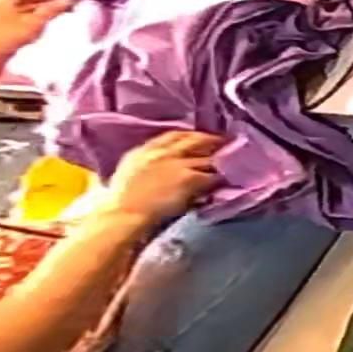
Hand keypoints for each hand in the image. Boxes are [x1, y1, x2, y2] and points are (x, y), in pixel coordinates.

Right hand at [103, 131, 223, 220]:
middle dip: (216, 144)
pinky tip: (218, 186)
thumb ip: (153, 161)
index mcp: (142, 152)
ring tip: (222, 173)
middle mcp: (161, 154)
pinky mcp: (191, 178)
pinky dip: (219, 181)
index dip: (196, 136)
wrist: (124, 216)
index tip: (208, 141)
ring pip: (211, 159)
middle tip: (228, 151)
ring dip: (218, 167)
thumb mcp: (132, 171)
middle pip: (199, 140)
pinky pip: (215, 176)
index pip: (176, 135)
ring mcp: (177, 164)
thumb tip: (179, 157)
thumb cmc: (124, 202)